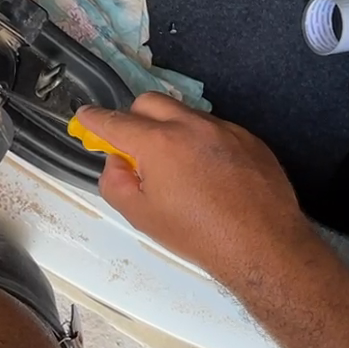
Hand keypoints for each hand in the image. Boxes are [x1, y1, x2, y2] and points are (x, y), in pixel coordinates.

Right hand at [74, 93, 321, 289]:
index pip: (115, 122)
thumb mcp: (141, 216)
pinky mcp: (250, 138)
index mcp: (158, 143)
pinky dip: (201, 143)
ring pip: (184, 114)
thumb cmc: (197, 234)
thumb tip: (118, 161)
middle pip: (149, 102)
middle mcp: (190, 125)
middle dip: (133, 118)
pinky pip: (214, 129)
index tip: (84, 116)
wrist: (264, 245)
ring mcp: (224, 129)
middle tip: (135, 148)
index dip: (94, 119)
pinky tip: (210, 175)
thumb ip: (115, 182)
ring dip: (170, 129)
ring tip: (178, 168)